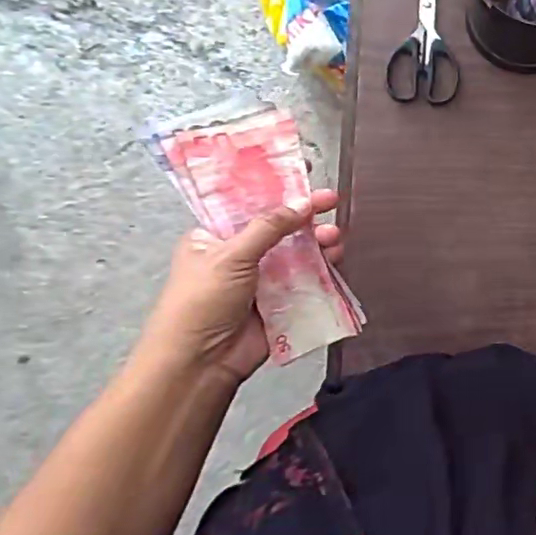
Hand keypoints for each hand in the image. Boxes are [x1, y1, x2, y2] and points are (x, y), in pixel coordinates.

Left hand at [140, 188, 343, 383]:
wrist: (199, 364)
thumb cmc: (200, 303)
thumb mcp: (230, 255)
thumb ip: (269, 226)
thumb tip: (303, 203)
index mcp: (215, 237)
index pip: (250, 204)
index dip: (277, 187)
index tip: (304, 170)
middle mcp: (239, 254)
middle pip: (280, 227)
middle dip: (305, 215)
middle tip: (331, 201)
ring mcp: (261, 279)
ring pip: (296, 252)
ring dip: (317, 242)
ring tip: (335, 237)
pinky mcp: (280, 302)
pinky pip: (306, 280)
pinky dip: (322, 268)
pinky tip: (336, 259)